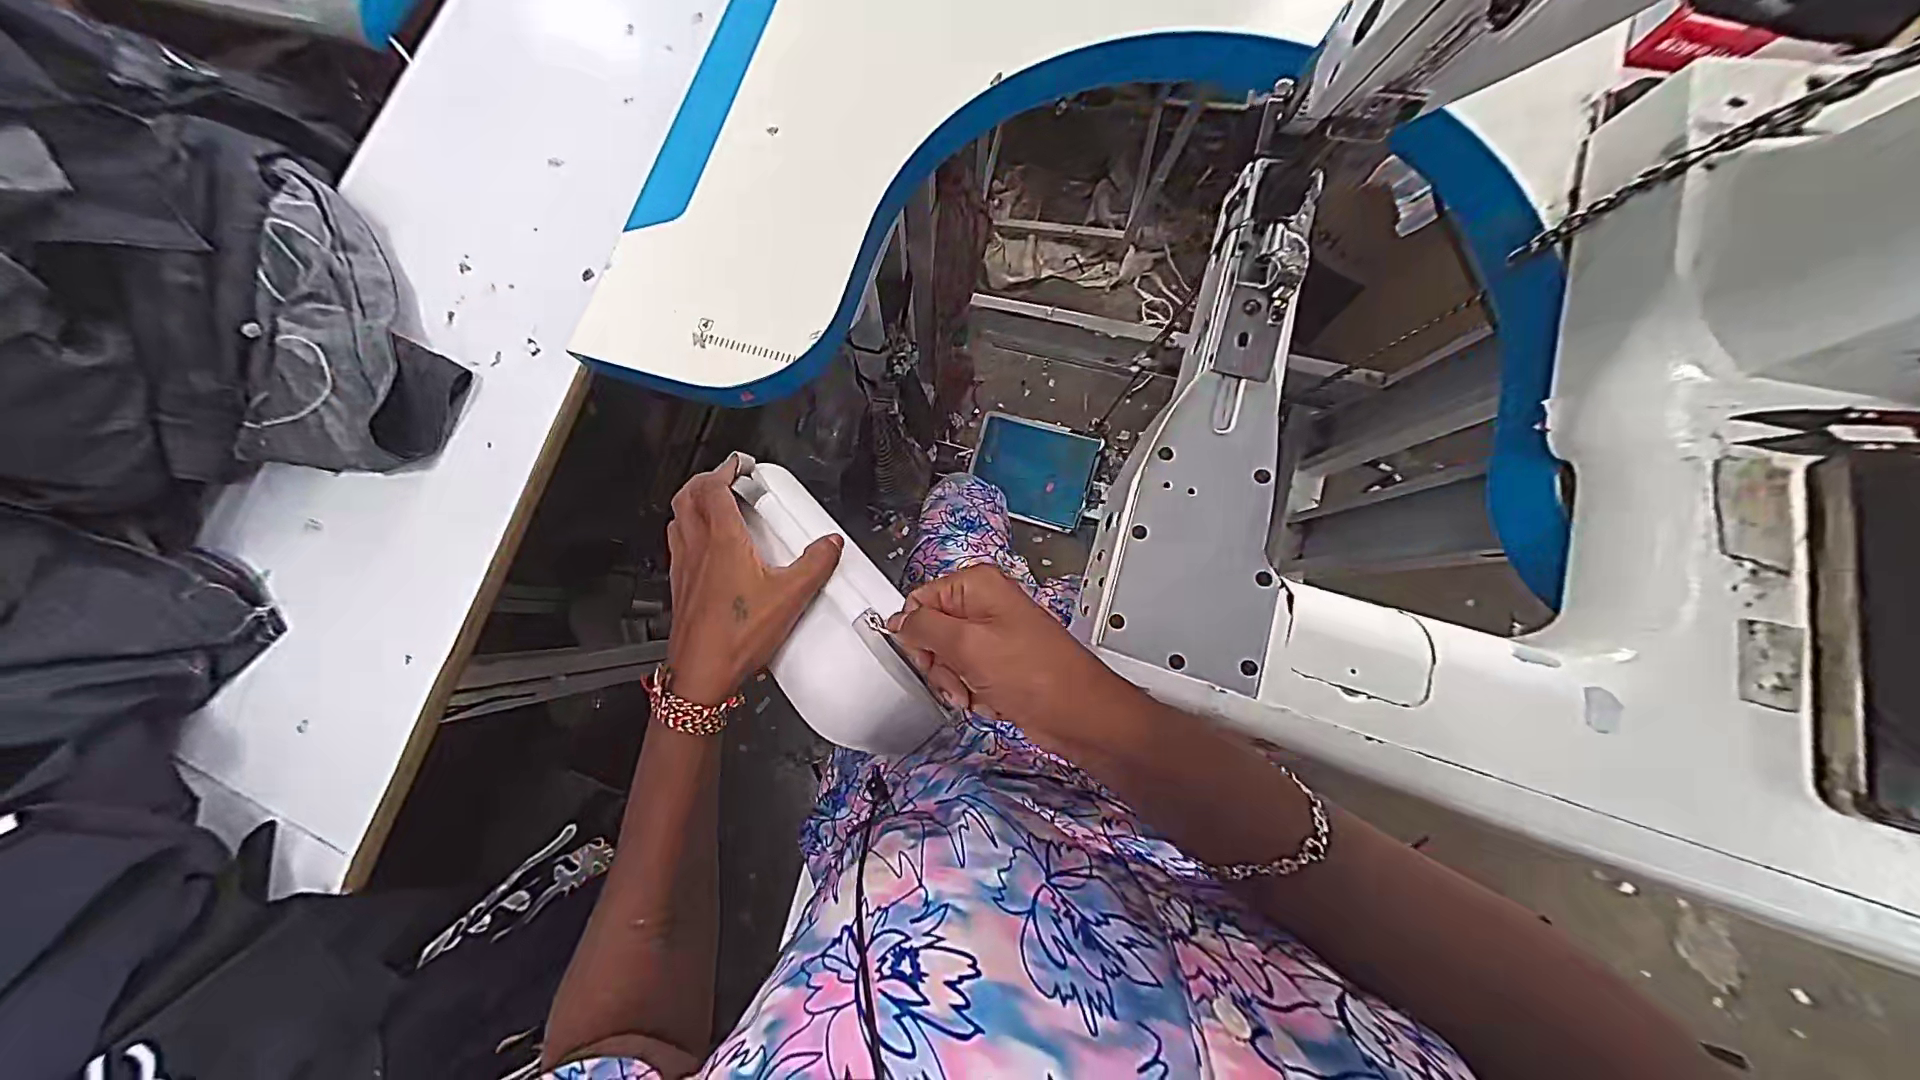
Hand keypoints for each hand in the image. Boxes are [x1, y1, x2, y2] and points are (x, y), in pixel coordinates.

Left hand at [665, 455, 842, 705]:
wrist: (701, 674)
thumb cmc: (735, 638)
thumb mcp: (791, 597)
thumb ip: (816, 564)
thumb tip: (830, 544)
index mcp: (722, 541)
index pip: (714, 489)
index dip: (726, 469)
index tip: (740, 465)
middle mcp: (697, 549)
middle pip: (688, 496)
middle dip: (706, 479)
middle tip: (726, 478)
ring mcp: (684, 567)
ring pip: (678, 518)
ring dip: (694, 502)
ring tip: (715, 504)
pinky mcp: (680, 586)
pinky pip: (679, 544)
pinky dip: (690, 531)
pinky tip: (709, 548)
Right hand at [887, 564, 1136, 737]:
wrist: (1076, 714)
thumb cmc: (1036, 675)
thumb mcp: (967, 645)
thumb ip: (923, 628)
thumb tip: (898, 621)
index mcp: (978, 584)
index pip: (920, 601)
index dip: (918, 633)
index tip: (928, 654)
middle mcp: (985, 605)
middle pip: (931, 633)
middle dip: (941, 664)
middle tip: (960, 675)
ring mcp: (993, 636)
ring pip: (947, 661)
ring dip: (957, 683)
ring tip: (981, 690)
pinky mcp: (999, 664)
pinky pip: (966, 678)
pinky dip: (974, 693)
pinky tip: (994, 699)